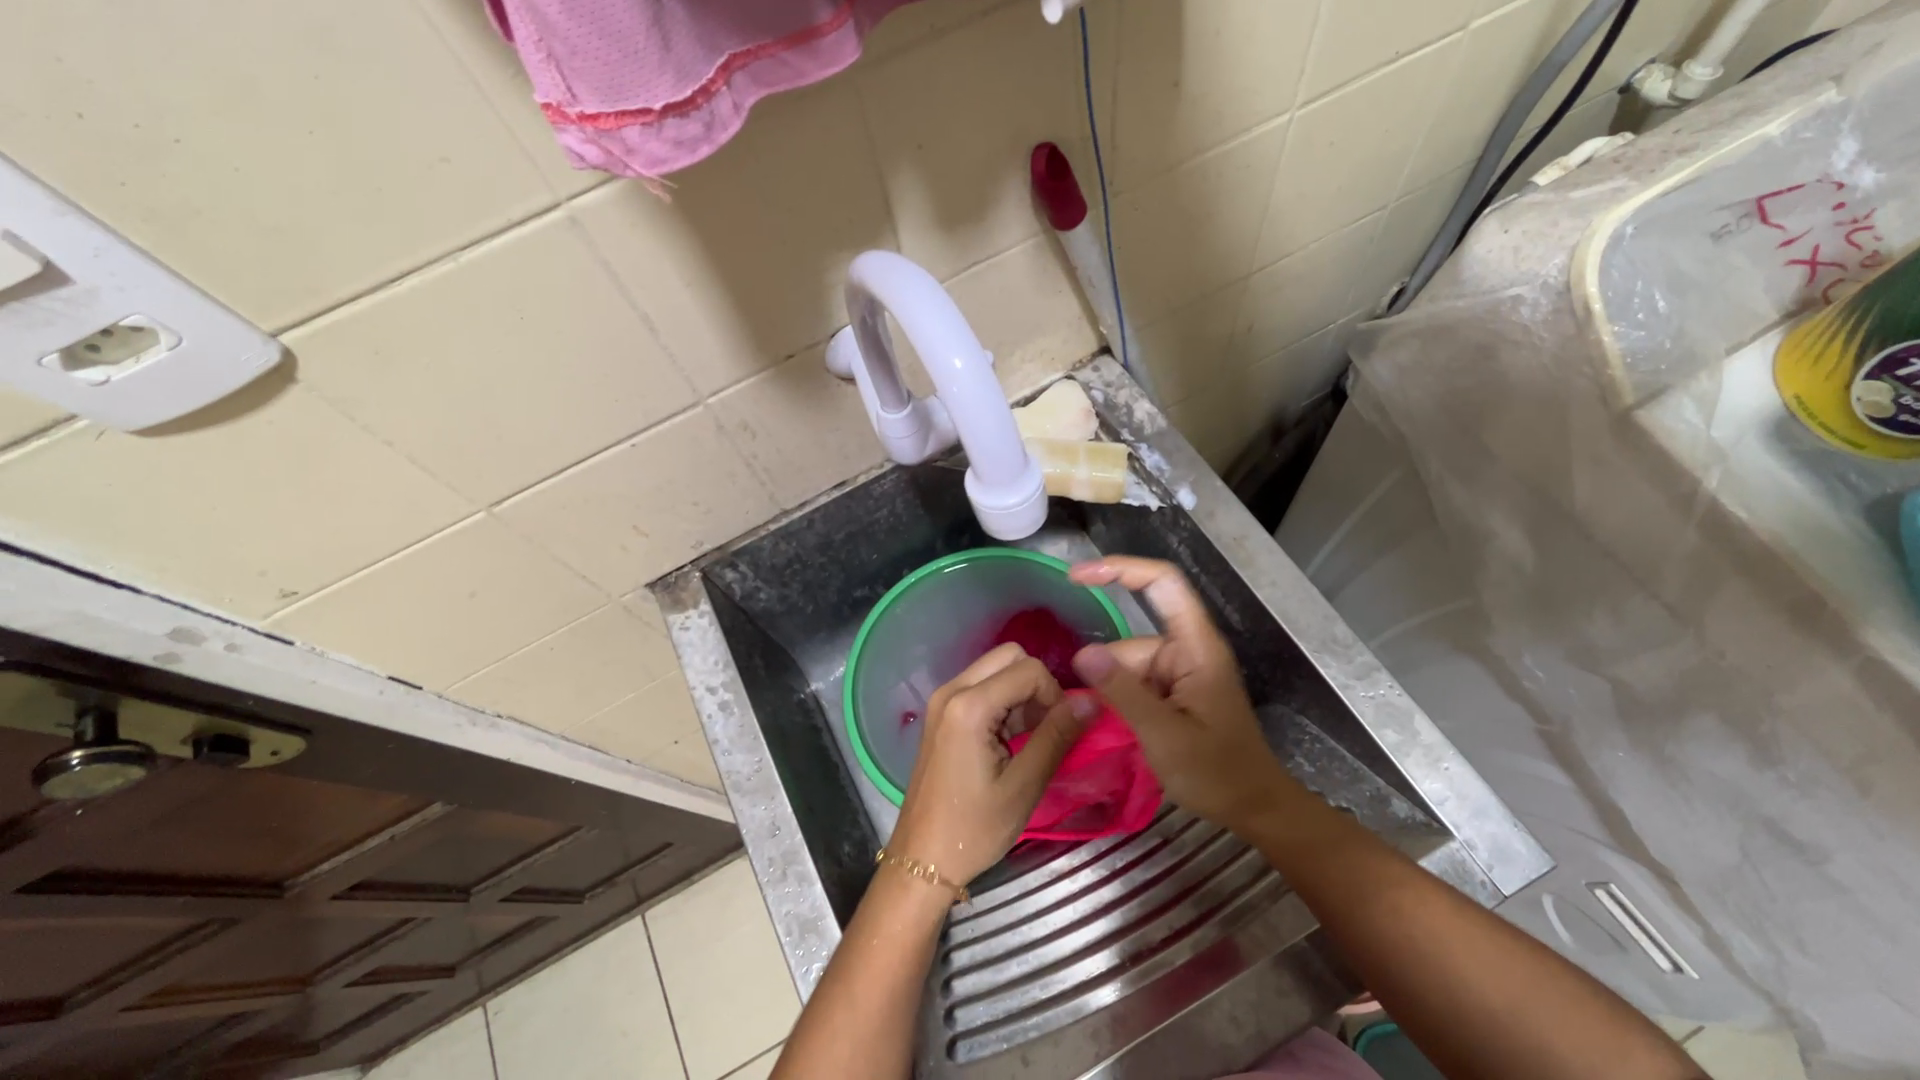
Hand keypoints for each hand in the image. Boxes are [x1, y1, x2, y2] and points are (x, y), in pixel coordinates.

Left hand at [889, 643, 1099, 884]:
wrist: (923, 860)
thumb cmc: (973, 828)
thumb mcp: (1024, 785)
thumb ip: (1057, 735)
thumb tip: (1093, 700)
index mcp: (968, 706)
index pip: (1028, 669)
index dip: (1054, 694)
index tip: (1061, 731)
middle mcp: (951, 691)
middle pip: (1009, 657)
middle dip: (1037, 686)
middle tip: (1046, 729)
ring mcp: (942, 701)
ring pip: (996, 670)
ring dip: (1021, 696)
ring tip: (1031, 740)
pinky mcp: (942, 715)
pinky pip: (982, 689)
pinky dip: (1004, 704)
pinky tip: (1012, 742)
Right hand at [1068, 557, 1293, 832]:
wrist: (1254, 808)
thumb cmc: (1217, 772)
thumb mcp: (1164, 734)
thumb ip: (1123, 691)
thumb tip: (1082, 652)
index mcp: (1197, 648)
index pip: (1163, 584)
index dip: (1120, 568)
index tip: (1076, 576)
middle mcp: (1190, 651)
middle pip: (1133, 640)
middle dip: (1109, 672)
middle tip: (1097, 715)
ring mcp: (1184, 672)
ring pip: (1130, 666)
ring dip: (1115, 693)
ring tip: (1119, 733)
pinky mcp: (1177, 693)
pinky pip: (1138, 684)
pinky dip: (1122, 701)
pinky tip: (1119, 728)